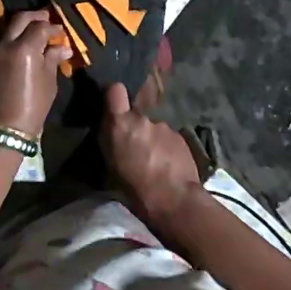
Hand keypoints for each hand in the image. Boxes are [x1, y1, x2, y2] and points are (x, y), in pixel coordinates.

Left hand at [0, 10, 68, 137]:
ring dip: (23, 28)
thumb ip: (53, 60)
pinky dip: (15, 41)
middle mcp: (7, 45)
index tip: (61, 31)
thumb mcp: (49, 83)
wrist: (3, 129)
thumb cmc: (33, 106)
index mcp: (25, 48)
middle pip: (20, 19)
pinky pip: (3, 44)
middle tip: (47, 19)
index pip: (40, 27)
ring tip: (37, 34)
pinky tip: (24, 49)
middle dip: (35, 17)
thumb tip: (62, 48)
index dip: (53, 27)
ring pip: (9, 30)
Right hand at [100, 83, 201, 223]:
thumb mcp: (110, 165)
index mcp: (119, 124)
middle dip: (134, 125)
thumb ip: (110, 140)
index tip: (113, 104)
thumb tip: (110, 131)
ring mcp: (163, 126)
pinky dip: (166, 147)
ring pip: (152, 127)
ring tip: (154, 160)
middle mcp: (141, 118)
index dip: (114, 94)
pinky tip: (168, 164)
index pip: (114, 90)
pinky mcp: (180, 136)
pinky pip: (167, 137)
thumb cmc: (134, 188)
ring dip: (151, 138)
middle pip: (135, 113)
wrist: (174, 199)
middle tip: (135, 146)